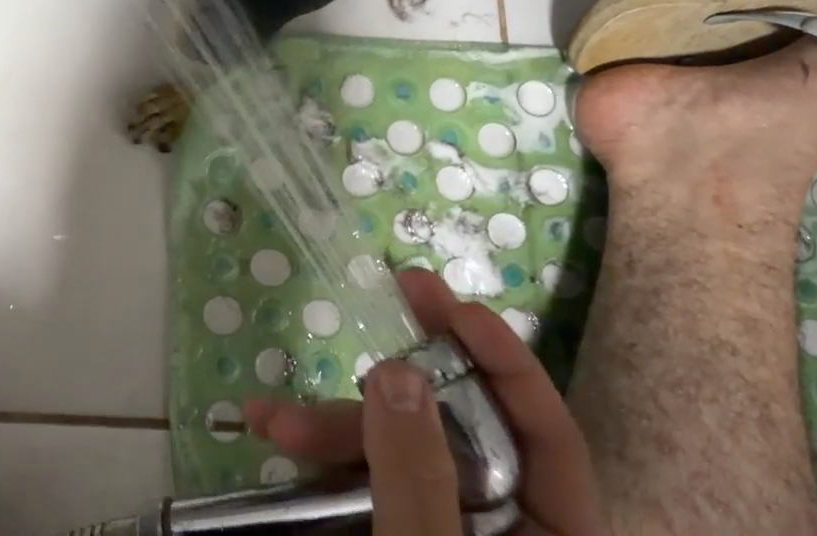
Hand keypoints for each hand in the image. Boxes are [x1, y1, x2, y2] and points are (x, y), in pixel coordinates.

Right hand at [242, 269, 602, 535]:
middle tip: (349, 345)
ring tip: (270, 421)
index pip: (546, 434)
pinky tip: (279, 441)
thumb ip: (418, 480)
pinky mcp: (397, 535)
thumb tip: (396, 372)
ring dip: (334, 429)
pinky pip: (364, 485)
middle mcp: (506, 529)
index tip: (448, 304)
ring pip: (399, 456)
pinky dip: (323, 462)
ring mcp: (446, 532)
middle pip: (457, 435)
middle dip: (387, 398)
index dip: (503, 360)